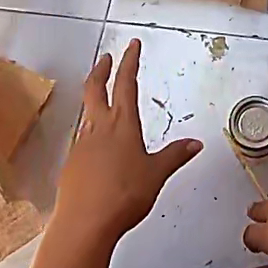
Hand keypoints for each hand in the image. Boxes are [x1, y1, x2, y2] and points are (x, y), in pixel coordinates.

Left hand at [51, 39, 200, 250]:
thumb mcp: (156, 174)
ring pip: (87, 111)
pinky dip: (90, 127)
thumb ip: (174, 156)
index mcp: (123, 124)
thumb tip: (195, 144)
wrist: (85, 221)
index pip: (126, 84)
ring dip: (94, 97)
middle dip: (101, 70)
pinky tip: (95, 141)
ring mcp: (82, 143)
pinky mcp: (72, 161)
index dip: (130, 62)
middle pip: (95, 88)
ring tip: (102, 97)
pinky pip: (82, 136)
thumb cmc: (124, 195)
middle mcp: (99, 127)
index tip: (132, 45)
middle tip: (106, 59)